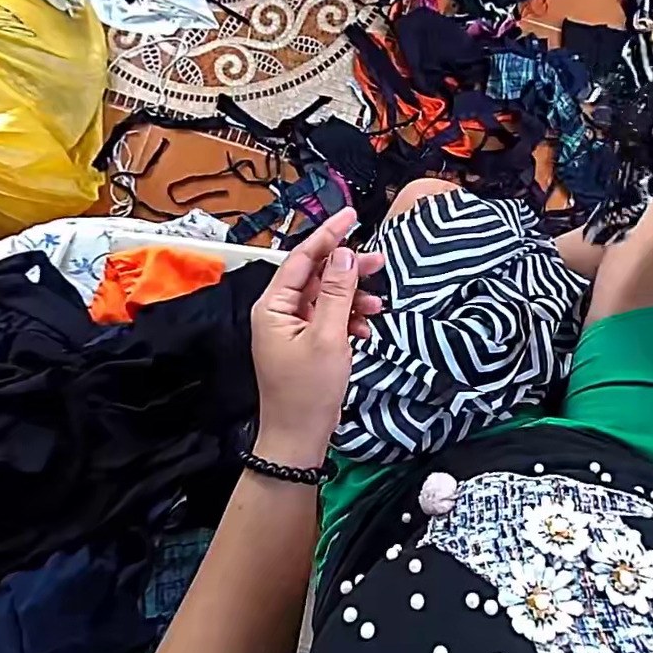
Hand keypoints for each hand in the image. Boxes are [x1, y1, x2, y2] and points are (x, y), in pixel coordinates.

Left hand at [250, 208, 385, 466]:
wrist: (300, 435)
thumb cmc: (307, 392)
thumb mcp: (329, 337)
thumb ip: (338, 293)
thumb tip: (344, 256)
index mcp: (274, 306)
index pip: (302, 258)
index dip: (329, 235)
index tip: (351, 216)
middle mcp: (279, 312)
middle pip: (317, 275)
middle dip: (348, 269)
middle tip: (378, 260)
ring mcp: (292, 327)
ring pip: (327, 296)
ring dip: (353, 297)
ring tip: (377, 304)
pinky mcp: (306, 341)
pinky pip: (330, 317)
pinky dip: (349, 318)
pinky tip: (364, 328)